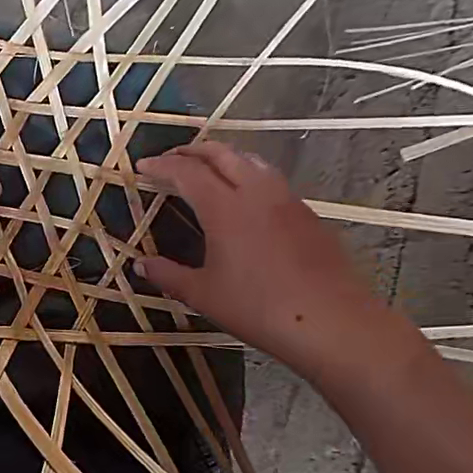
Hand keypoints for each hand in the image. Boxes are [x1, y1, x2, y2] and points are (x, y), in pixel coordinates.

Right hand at [133, 142, 407, 380]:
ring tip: (206, 169)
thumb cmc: (258, 308)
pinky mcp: (307, 212)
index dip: (161, 165)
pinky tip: (244, 197)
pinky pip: (270, 179)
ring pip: (250, 160)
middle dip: (191, 151)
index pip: (186, 171)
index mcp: (224, 206)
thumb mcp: (204, 295)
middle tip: (170, 160)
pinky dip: (247, 174)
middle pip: (220, 153)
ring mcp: (286, 198)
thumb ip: (169, 275)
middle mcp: (255, 190)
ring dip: (222, 156)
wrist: (331, 321)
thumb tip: (141, 265)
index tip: (142, 166)